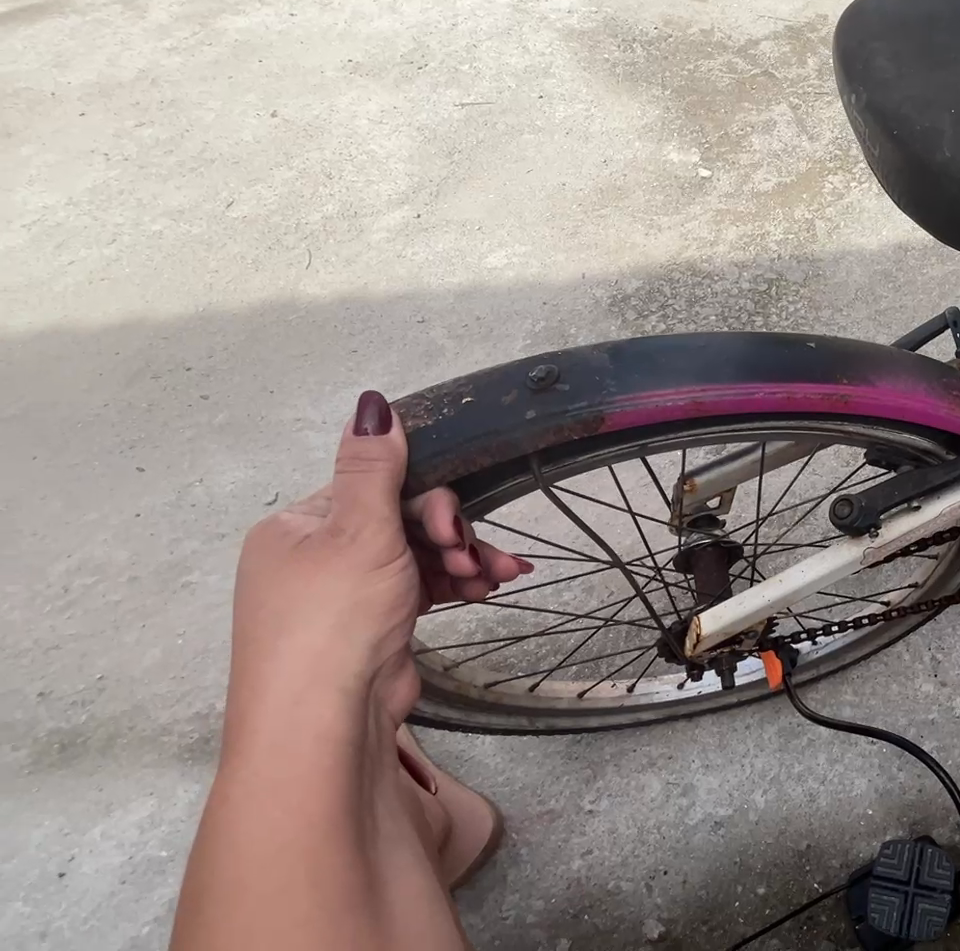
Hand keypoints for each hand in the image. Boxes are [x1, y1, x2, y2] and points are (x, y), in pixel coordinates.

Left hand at [228, 391, 531, 726]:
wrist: (327, 717)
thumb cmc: (336, 616)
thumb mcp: (360, 529)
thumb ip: (374, 468)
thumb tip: (372, 402)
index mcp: (298, 526)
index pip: (377, 489)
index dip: (428, 503)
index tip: (456, 527)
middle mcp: (317, 555)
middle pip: (406, 522)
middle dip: (456, 536)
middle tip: (477, 558)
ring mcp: (346, 592)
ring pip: (421, 555)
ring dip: (466, 561)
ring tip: (500, 579)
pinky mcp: (374, 622)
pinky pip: (422, 585)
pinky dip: (456, 583)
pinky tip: (488, 590)